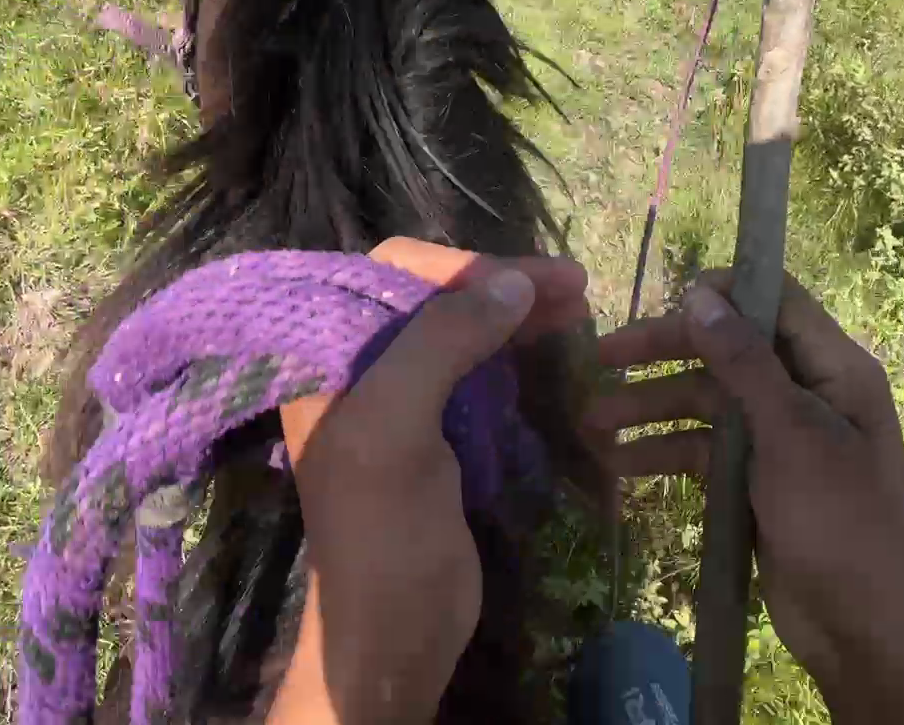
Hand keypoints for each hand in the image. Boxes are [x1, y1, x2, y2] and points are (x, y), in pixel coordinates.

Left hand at [267, 238, 589, 724]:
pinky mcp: (435, 419)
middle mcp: (359, 360)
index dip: (460, 267)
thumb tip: (511, 282)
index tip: (526, 279)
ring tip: (578, 300)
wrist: (396, 636)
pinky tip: (553, 333)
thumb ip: (441, 343)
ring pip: (461, 323)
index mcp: (325, 352)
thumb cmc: (383, 533)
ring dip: (516, 307)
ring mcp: (399, 389)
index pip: (392, 272)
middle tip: (572, 281)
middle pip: (434, 293)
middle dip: (501, 282)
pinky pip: (476, 359)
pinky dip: (515, 342)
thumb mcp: (395, 428)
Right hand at [587, 270, 903, 724]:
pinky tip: (619, 464)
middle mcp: (801, 391)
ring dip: (649, 408)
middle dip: (663, 352)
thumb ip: (744, 361)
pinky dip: (662, 452)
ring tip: (592, 421)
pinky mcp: (751, 477)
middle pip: (723, 350)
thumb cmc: (841, 523)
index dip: (725, 291)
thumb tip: (699, 294)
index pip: (776, 301)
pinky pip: (699, 447)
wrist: (866, 638)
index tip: (670, 293)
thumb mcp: (792, 435)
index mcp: (831, 368)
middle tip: (602, 355)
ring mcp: (774, 436)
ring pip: (702, 401)